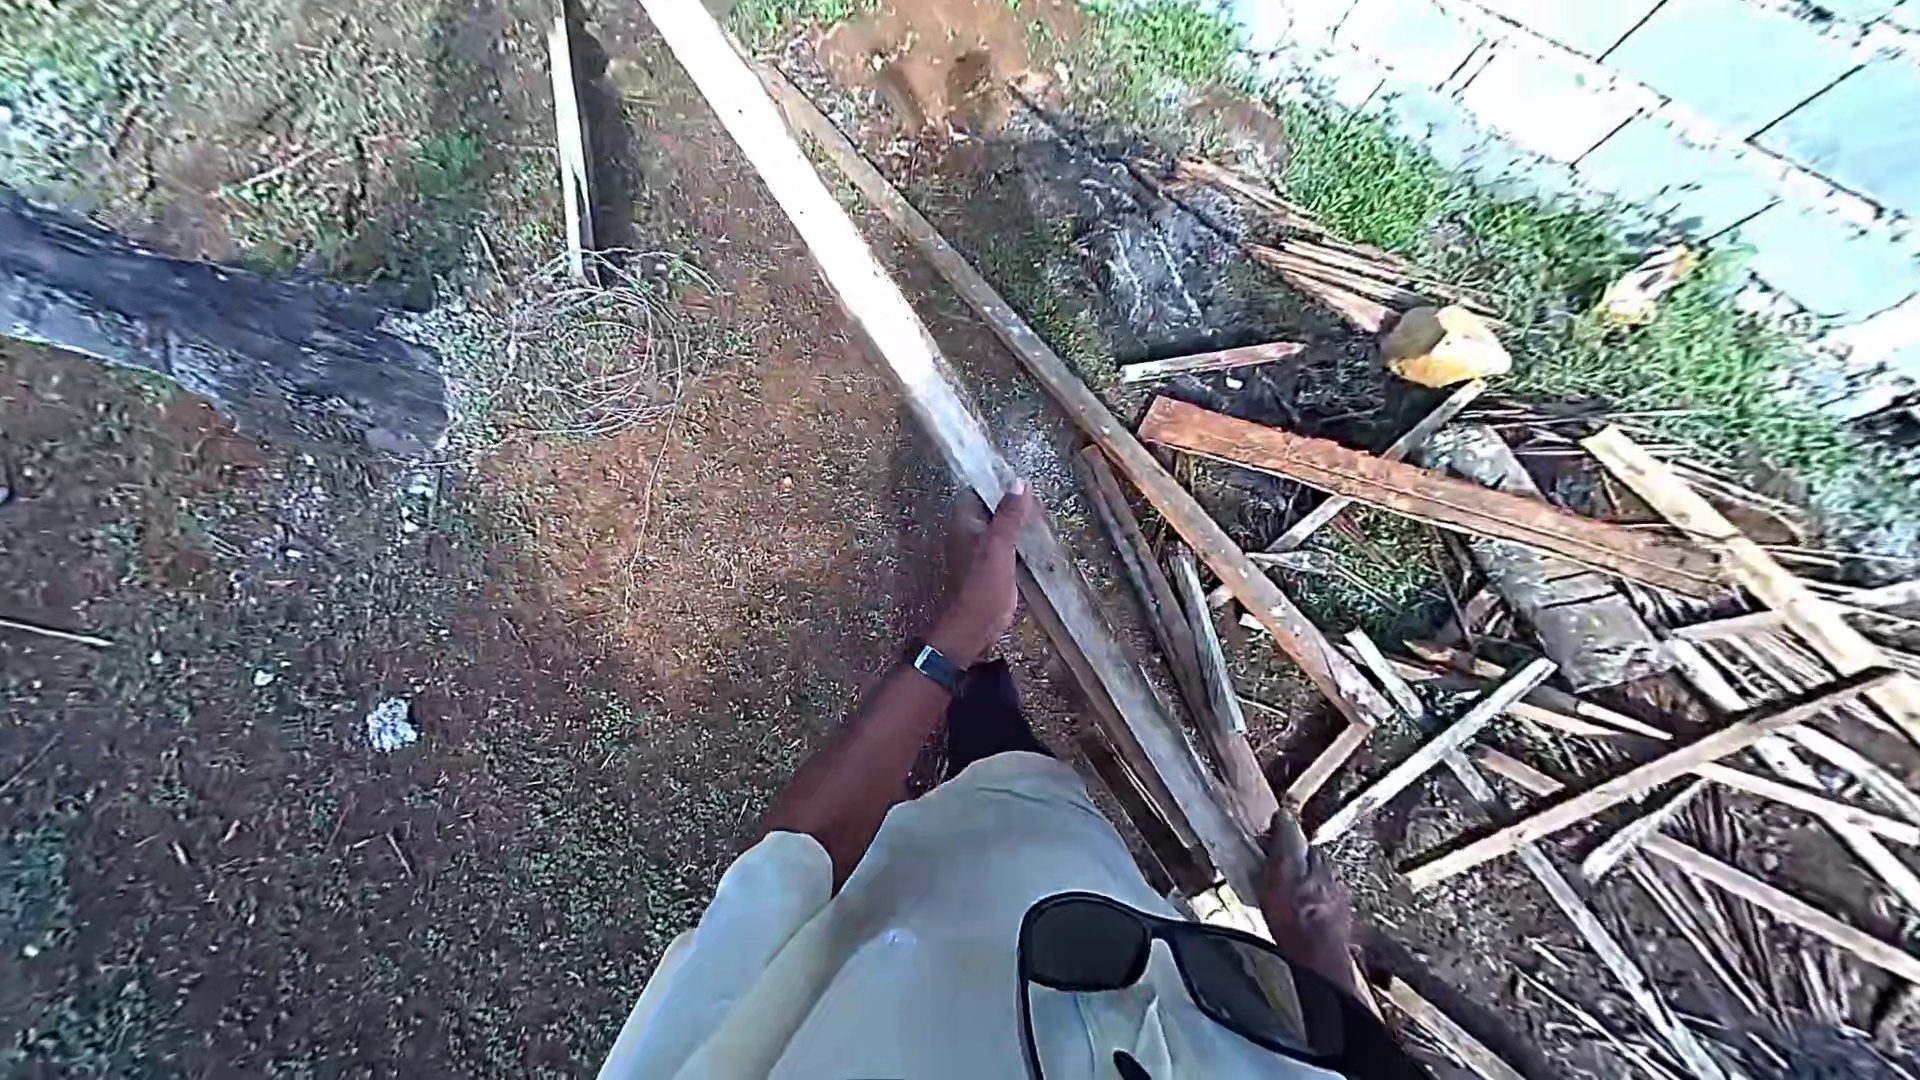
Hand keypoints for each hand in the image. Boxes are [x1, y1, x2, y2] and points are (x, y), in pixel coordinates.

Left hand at [926, 478, 1036, 667]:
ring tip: (1046, 522)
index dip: (1006, 488)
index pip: (985, 493)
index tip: (1030, 486)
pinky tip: (1041, 546)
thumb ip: (1009, 517)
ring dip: (1023, 527)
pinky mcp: (994, 571)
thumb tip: (1020, 483)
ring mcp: (982, 553)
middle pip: (997, 511)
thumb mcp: (998, 548)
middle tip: (1044, 507)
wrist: (973, 631)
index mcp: (966, 524)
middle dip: (1019, 508)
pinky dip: (1024, 546)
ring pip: (1005, 531)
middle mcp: (971, 535)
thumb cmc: (982, 589)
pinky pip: (1011, 550)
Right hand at [1257, 809, 1359, 995]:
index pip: (1294, 835)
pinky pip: (1314, 901)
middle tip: (1264, 871)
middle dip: (1286, 860)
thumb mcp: (1280, 868)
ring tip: (1275, 894)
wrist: (1316, 962)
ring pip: (1310, 879)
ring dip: (1294, 882)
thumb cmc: (1295, 916)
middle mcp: (1332, 876)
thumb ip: (1284, 839)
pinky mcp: (1336, 921)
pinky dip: (1302, 902)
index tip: (1259, 847)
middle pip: (1304, 857)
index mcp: (1318, 859)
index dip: (1273, 839)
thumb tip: (1284, 814)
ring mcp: (1337, 899)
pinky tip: (1290, 913)